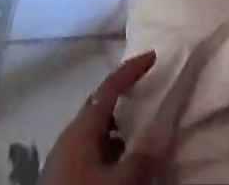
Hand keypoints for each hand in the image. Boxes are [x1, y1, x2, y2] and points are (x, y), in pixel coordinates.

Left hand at [42, 52, 167, 184]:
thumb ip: (144, 155)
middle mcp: (69, 138)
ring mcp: (63, 159)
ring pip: (95, 130)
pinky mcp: (63, 178)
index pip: (108, 87)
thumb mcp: (121, 182)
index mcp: (81, 129)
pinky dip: (110, 146)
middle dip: (123, 94)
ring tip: (141, 126)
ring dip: (118, 124)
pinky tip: (123, 160)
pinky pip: (91, 150)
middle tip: (147, 86)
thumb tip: (164, 127)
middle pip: (99, 106)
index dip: (130, 70)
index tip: (152, 56)